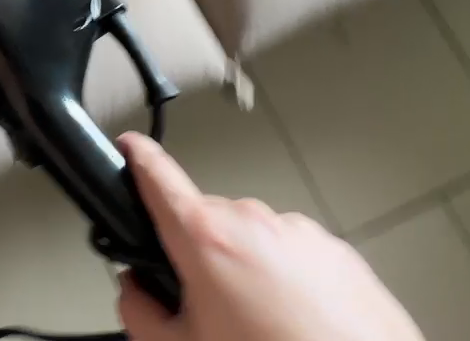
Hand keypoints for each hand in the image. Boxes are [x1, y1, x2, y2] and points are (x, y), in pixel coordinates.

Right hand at [117, 133, 423, 340]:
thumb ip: (140, 310)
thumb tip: (134, 289)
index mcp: (204, 236)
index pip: (155, 172)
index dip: (135, 154)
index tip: (129, 145)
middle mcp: (250, 221)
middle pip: (204, 219)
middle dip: (201, 252)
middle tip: (214, 306)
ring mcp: (299, 234)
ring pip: (252, 238)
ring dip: (249, 267)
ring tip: (268, 326)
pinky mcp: (341, 255)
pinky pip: (297, 255)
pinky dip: (291, 280)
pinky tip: (302, 326)